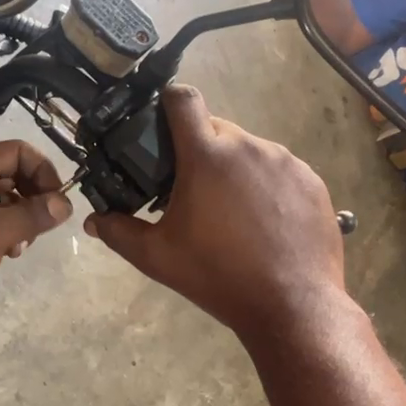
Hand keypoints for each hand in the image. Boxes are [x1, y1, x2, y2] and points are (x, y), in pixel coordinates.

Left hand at [0, 140, 73, 316]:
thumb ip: (34, 215)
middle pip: (11, 171)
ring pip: (2, 194)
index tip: (57, 200)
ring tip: (23, 243)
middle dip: (33, 196)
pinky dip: (4, 226)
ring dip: (20, 215)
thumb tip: (65, 204)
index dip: (43, 172)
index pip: (18, 151)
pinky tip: (9, 250)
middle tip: (44, 224)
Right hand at [84, 85, 347, 337]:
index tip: (162, 124)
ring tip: (231, 212)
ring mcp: (286, 162)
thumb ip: (119, 231)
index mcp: (207, 155)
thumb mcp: (157, 257)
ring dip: (234, 169)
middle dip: (199, 150)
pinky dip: (266, 186)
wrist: (293, 305)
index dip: (168, 102)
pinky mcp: (312, 181)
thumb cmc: (217, 276)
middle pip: (216, 128)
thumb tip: (93, 220)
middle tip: (190, 189)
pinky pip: (279, 171)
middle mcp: (248, 146)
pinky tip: (264, 222)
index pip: (182, 99)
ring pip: (249, 150)